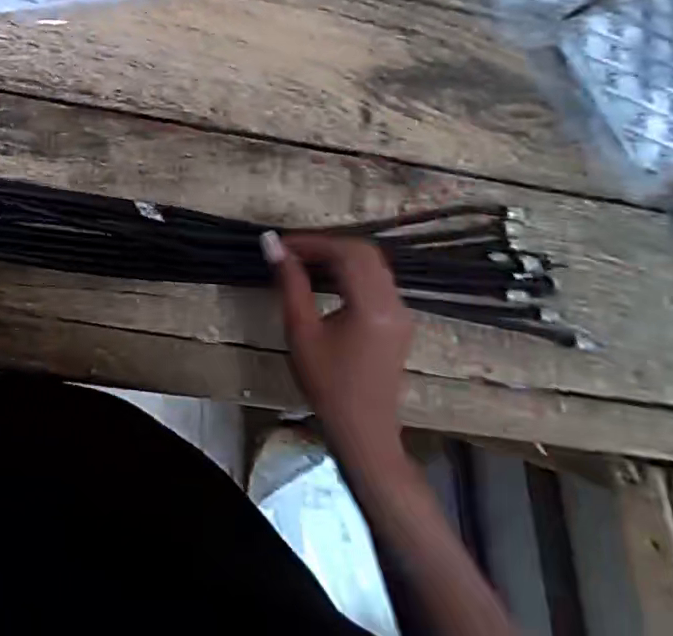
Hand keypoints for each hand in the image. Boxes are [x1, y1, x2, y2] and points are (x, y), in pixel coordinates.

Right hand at [265, 232, 415, 464]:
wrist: (362, 430)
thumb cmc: (327, 384)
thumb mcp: (300, 331)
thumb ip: (289, 283)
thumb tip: (272, 245)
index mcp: (372, 305)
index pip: (345, 253)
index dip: (312, 242)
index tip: (281, 244)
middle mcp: (394, 303)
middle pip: (364, 252)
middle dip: (326, 244)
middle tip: (292, 251)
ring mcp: (401, 312)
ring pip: (373, 264)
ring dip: (340, 256)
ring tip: (304, 262)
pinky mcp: (399, 321)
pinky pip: (377, 281)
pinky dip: (351, 271)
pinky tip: (327, 279)